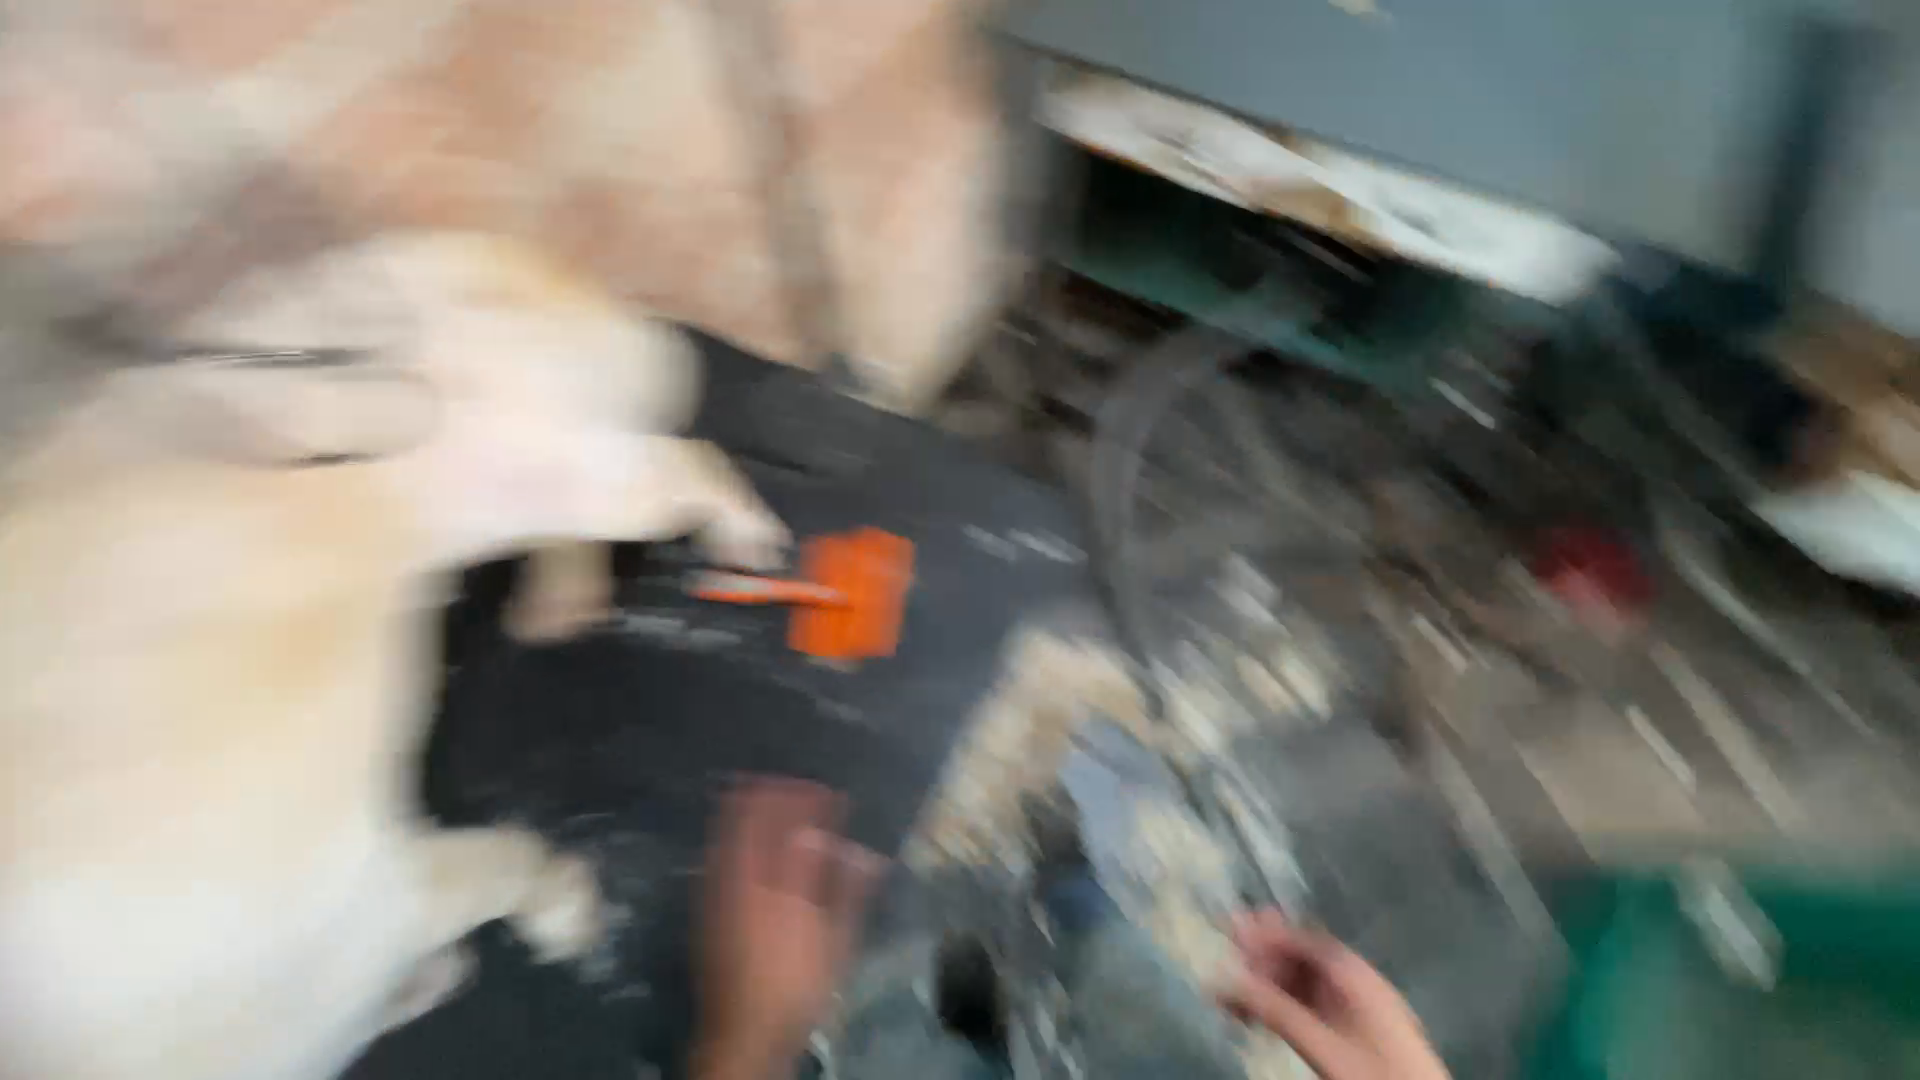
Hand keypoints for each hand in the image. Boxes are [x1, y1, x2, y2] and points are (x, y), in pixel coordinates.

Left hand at [695, 777, 884, 1079]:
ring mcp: (721, 892)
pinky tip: (736, 827)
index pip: (798, 828)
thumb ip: (848, 891)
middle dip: (776, 794)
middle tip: (796, 782)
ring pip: (730, 831)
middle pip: (756, 821)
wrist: (744, 1033)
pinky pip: (716, 852)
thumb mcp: (836, 942)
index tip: (831, 791)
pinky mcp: (707, 906)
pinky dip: (728, 828)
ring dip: (748, 804)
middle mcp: (748, 881)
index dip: (814, 802)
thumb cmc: (798, 987)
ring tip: (763, 788)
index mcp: (784, 887)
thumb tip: (864, 852)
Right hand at [1216, 910, 1449, 1079]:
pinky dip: (1280, 1010)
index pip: (1302, 939)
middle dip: (1260, 962)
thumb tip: (1223, 978)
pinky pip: (1307, 1010)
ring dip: (1265, 989)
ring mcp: (1354, 1011)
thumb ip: (1274, 1010)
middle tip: (1224, 969)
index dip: (1264, 933)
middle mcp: (1354, 984)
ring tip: (1228, 1002)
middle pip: (1299, 959)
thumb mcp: (1323, 1047)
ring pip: (1299, 986)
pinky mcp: (1351, 1035)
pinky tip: (1255, 1021)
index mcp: (1354, 975)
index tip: (1228, 932)